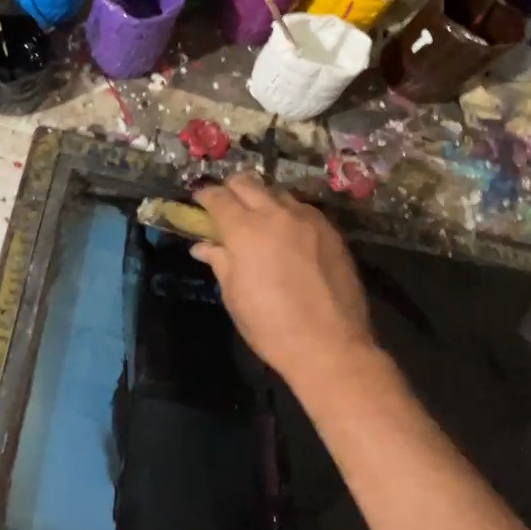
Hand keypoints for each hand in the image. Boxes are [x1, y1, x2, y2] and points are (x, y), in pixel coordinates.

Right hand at [192, 173, 372, 378]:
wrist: (331, 347)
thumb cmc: (271, 325)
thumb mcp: (234, 295)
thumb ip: (219, 261)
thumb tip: (203, 246)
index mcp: (245, 230)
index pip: (218, 197)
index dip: (204, 196)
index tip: (199, 202)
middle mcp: (276, 214)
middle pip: (246, 183)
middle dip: (230, 189)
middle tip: (225, 206)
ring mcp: (307, 220)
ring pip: (277, 192)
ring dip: (261, 199)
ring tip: (258, 220)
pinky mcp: (331, 231)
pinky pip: (302, 210)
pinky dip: (287, 213)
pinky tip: (287, 234)